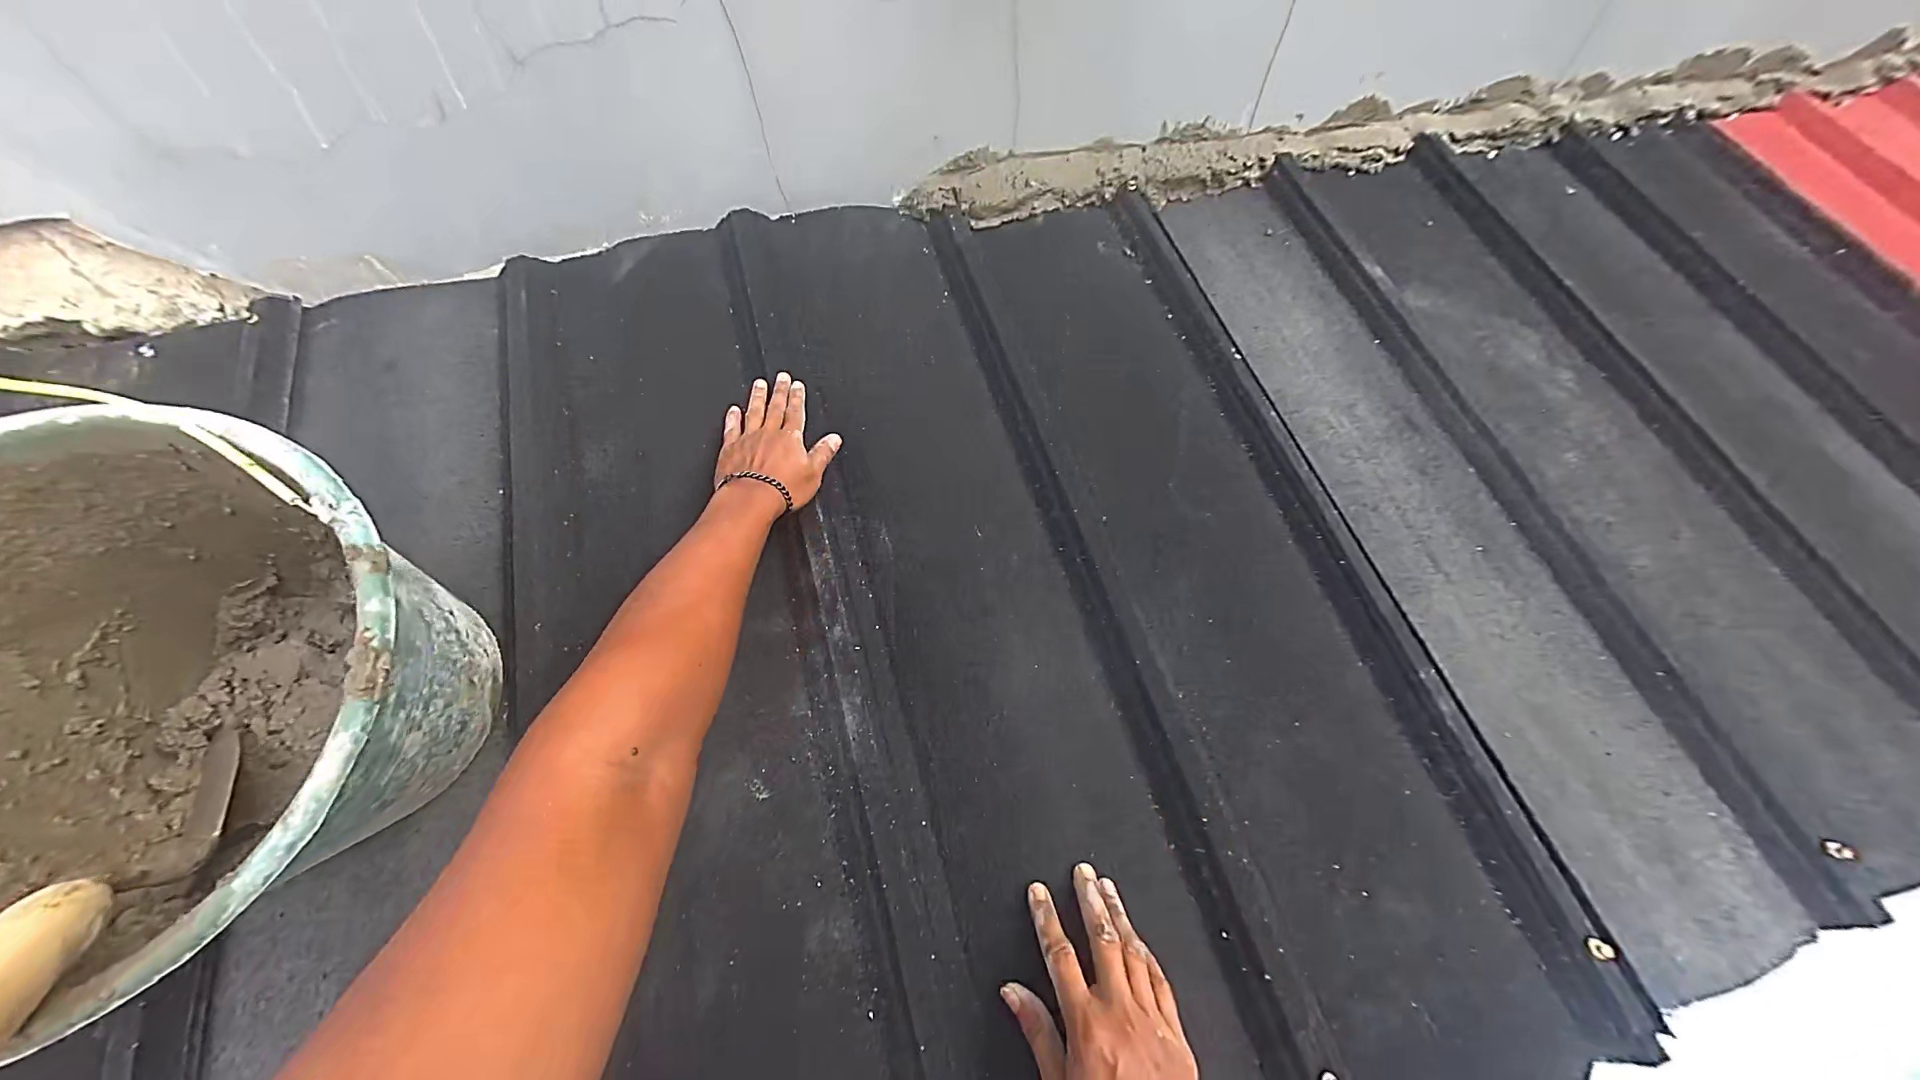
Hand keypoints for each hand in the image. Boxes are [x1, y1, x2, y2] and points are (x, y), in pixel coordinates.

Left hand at [714, 372, 841, 514]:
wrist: (751, 499)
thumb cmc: (782, 489)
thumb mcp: (813, 473)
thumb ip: (823, 453)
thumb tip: (834, 439)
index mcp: (790, 439)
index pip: (796, 413)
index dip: (797, 398)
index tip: (797, 386)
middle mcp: (769, 434)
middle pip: (775, 408)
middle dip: (779, 391)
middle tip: (781, 377)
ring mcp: (748, 439)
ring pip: (754, 412)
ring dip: (757, 397)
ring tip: (759, 384)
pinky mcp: (731, 449)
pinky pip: (732, 428)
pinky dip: (733, 417)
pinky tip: (733, 410)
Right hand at [1002, 864, 1198, 1079]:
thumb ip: (1037, 1032)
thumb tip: (1013, 992)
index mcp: (1086, 1024)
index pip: (1059, 954)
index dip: (1046, 917)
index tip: (1039, 894)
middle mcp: (1119, 1012)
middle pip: (1100, 940)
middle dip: (1088, 900)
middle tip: (1082, 872)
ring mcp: (1151, 1019)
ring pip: (1133, 951)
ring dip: (1119, 914)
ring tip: (1108, 887)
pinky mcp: (1177, 1033)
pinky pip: (1161, 980)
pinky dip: (1147, 953)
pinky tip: (1140, 937)